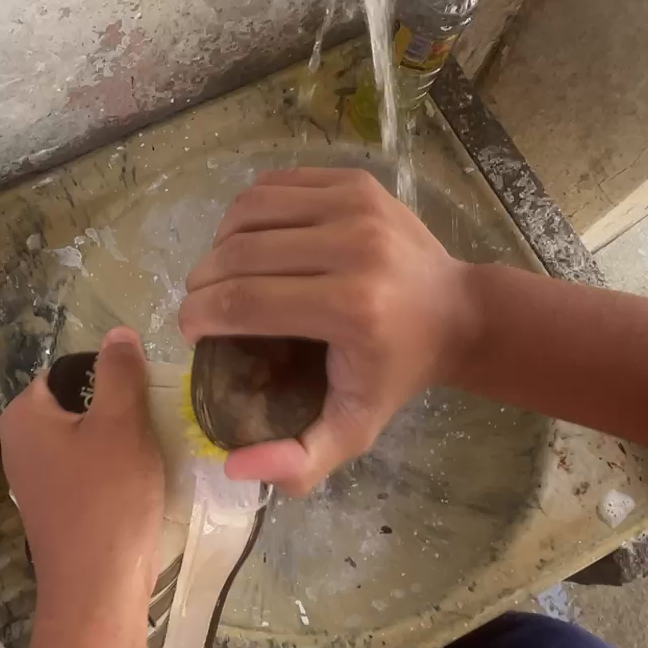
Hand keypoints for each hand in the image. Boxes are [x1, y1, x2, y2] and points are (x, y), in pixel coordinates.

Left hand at [0, 328, 165, 605]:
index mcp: (25, 414)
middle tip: (152, 421)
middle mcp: (21, 442)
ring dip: (122, 439)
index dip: (110, 375)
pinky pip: (89, 468)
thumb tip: (118, 333)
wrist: (98, 591)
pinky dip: (115, 468)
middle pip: (80, 401)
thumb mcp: (121, 423)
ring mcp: (38, 478)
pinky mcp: (58, 506)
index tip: (143, 395)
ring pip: (89, 436)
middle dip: (119, 408)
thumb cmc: (107, 499)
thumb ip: (120, 372)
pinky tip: (140, 481)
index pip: (71, 368)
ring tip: (152, 450)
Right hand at [180, 168, 477, 494]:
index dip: (199, 316)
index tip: (190, 331)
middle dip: (202, 282)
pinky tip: (250, 241)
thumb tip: (232, 467)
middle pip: (239, 253)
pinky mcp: (354, 181)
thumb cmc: (397, 372)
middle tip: (199, 306)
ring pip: (248, 211)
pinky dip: (246, 213)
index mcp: (351, 308)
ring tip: (220, 273)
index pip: (243, 302)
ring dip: (219, 244)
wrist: (457, 312)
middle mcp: (353, 246)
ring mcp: (355, 204)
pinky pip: (272, 185)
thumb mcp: (355, 429)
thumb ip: (298, 461)